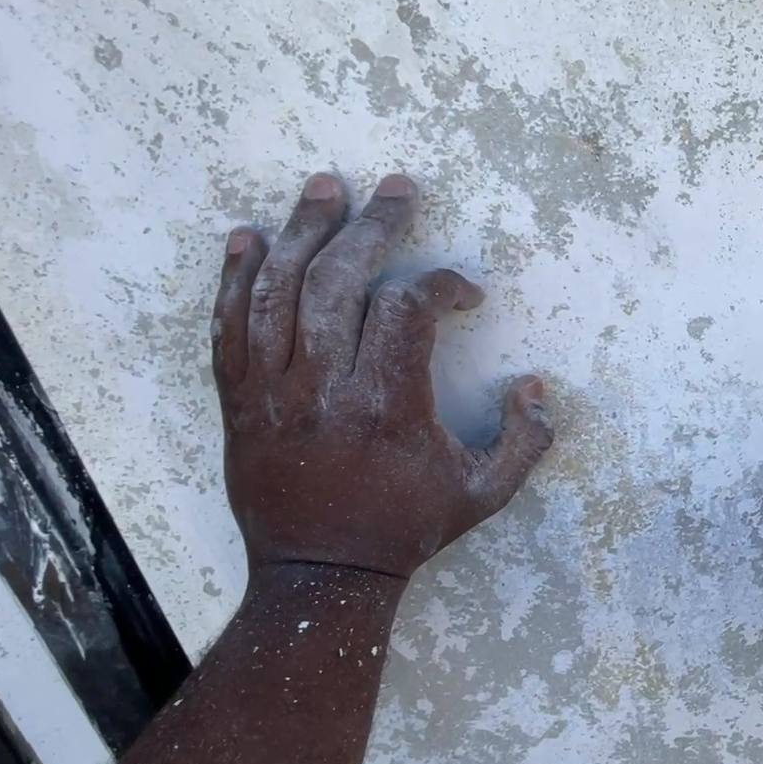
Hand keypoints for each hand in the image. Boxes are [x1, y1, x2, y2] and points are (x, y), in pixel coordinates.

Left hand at [212, 172, 553, 578]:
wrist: (319, 576)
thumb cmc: (406, 529)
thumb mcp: (487, 495)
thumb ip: (525, 440)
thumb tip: (535, 385)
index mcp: (390, 407)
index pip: (409, 309)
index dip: (443, 284)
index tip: (466, 294)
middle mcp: (325, 390)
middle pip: (341, 281)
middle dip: (375, 226)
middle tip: (397, 188)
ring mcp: (272, 393)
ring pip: (279, 292)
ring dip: (303, 232)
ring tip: (324, 187)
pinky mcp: (238, 402)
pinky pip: (227, 327)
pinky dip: (234, 277)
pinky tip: (246, 237)